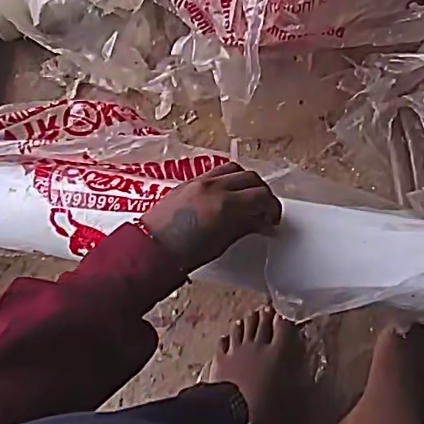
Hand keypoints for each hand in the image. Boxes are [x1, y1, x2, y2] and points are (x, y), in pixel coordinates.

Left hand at [141, 161, 281, 271]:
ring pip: (233, 170)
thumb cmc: (184, 253)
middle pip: (251, 178)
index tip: (272, 220)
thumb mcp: (222, 243)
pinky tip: (226, 195)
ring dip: (245, 182)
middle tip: (264, 209)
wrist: (151, 249)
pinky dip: (227, 179)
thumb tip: (262, 222)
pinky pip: (215, 172)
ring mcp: (199, 181)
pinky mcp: (188, 182)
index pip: (261, 196)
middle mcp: (214, 186)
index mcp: (226, 204)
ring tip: (246, 198)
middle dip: (262, 193)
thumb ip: (245, 226)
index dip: (272, 208)